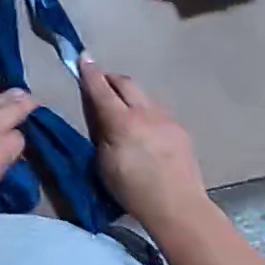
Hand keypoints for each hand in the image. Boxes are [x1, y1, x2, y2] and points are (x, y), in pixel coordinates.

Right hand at [80, 56, 207, 222]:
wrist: (179, 207)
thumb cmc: (133, 190)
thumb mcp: (103, 163)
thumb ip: (102, 135)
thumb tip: (102, 119)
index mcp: (122, 122)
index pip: (101, 89)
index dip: (90, 72)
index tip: (83, 57)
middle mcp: (146, 113)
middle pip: (126, 83)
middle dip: (111, 78)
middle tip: (100, 82)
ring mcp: (166, 120)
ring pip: (144, 96)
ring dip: (130, 95)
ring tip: (122, 108)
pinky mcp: (180, 130)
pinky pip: (158, 111)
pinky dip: (145, 111)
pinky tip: (144, 128)